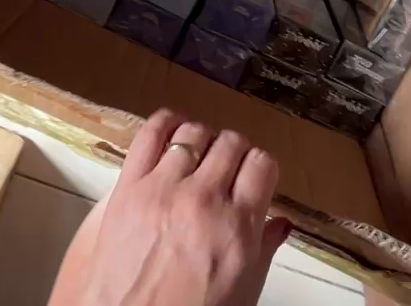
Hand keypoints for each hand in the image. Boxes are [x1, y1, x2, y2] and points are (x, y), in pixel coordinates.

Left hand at [49, 109, 289, 305]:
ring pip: (195, 132)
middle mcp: (204, 200)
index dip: (261, 168)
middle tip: (227, 171)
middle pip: (232, 143)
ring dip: (203, 141)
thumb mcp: (242, 295)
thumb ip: (263, 251)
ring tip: (199, 157)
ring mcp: (164, 188)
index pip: (262, 164)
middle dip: (235, 153)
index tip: (256, 177)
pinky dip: (166, 122)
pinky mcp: (129, 185)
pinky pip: (151, 132)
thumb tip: (280, 223)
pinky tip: (173, 129)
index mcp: (237, 227)